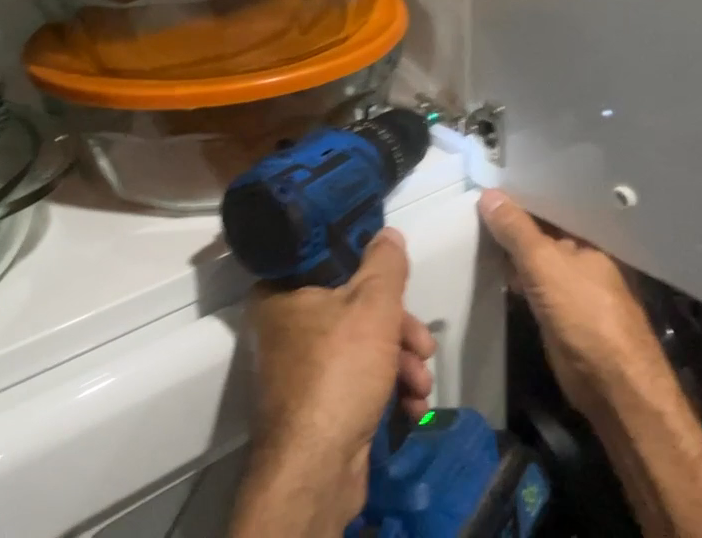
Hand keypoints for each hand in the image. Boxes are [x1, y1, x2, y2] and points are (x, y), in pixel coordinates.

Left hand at [230, 228, 435, 536]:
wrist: (317, 467)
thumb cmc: (338, 371)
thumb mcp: (372, 307)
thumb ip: (385, 266)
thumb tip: (389, 234)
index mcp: (279, 292)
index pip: (327, 263)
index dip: (368, 271)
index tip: (397, 285)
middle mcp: (282, 326)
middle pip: (353, 309)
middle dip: (398, 329)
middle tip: (422, 345)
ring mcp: (299, 368)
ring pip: (361, 347)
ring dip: (401, 362)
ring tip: (420, 383)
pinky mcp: (318, 404)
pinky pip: (357, 381)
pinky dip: (388, 388)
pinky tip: (412, 406)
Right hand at [477, 189, 665, 413]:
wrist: (612, 385)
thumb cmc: (585, 315)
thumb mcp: (545, 265)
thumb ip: (517, 231)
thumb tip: (489, 194)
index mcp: (588, 241)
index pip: (551, 208)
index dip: (522, 197)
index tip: (488, 183)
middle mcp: (582, 261)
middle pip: (542, 234)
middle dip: (512, 223)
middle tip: (471, 205)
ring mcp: (571, 289)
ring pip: (534, 260)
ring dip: (509, 250)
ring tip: (472, 230)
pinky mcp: (559, 315)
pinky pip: (531, 285)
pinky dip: (512, 277)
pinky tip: (489, 269)